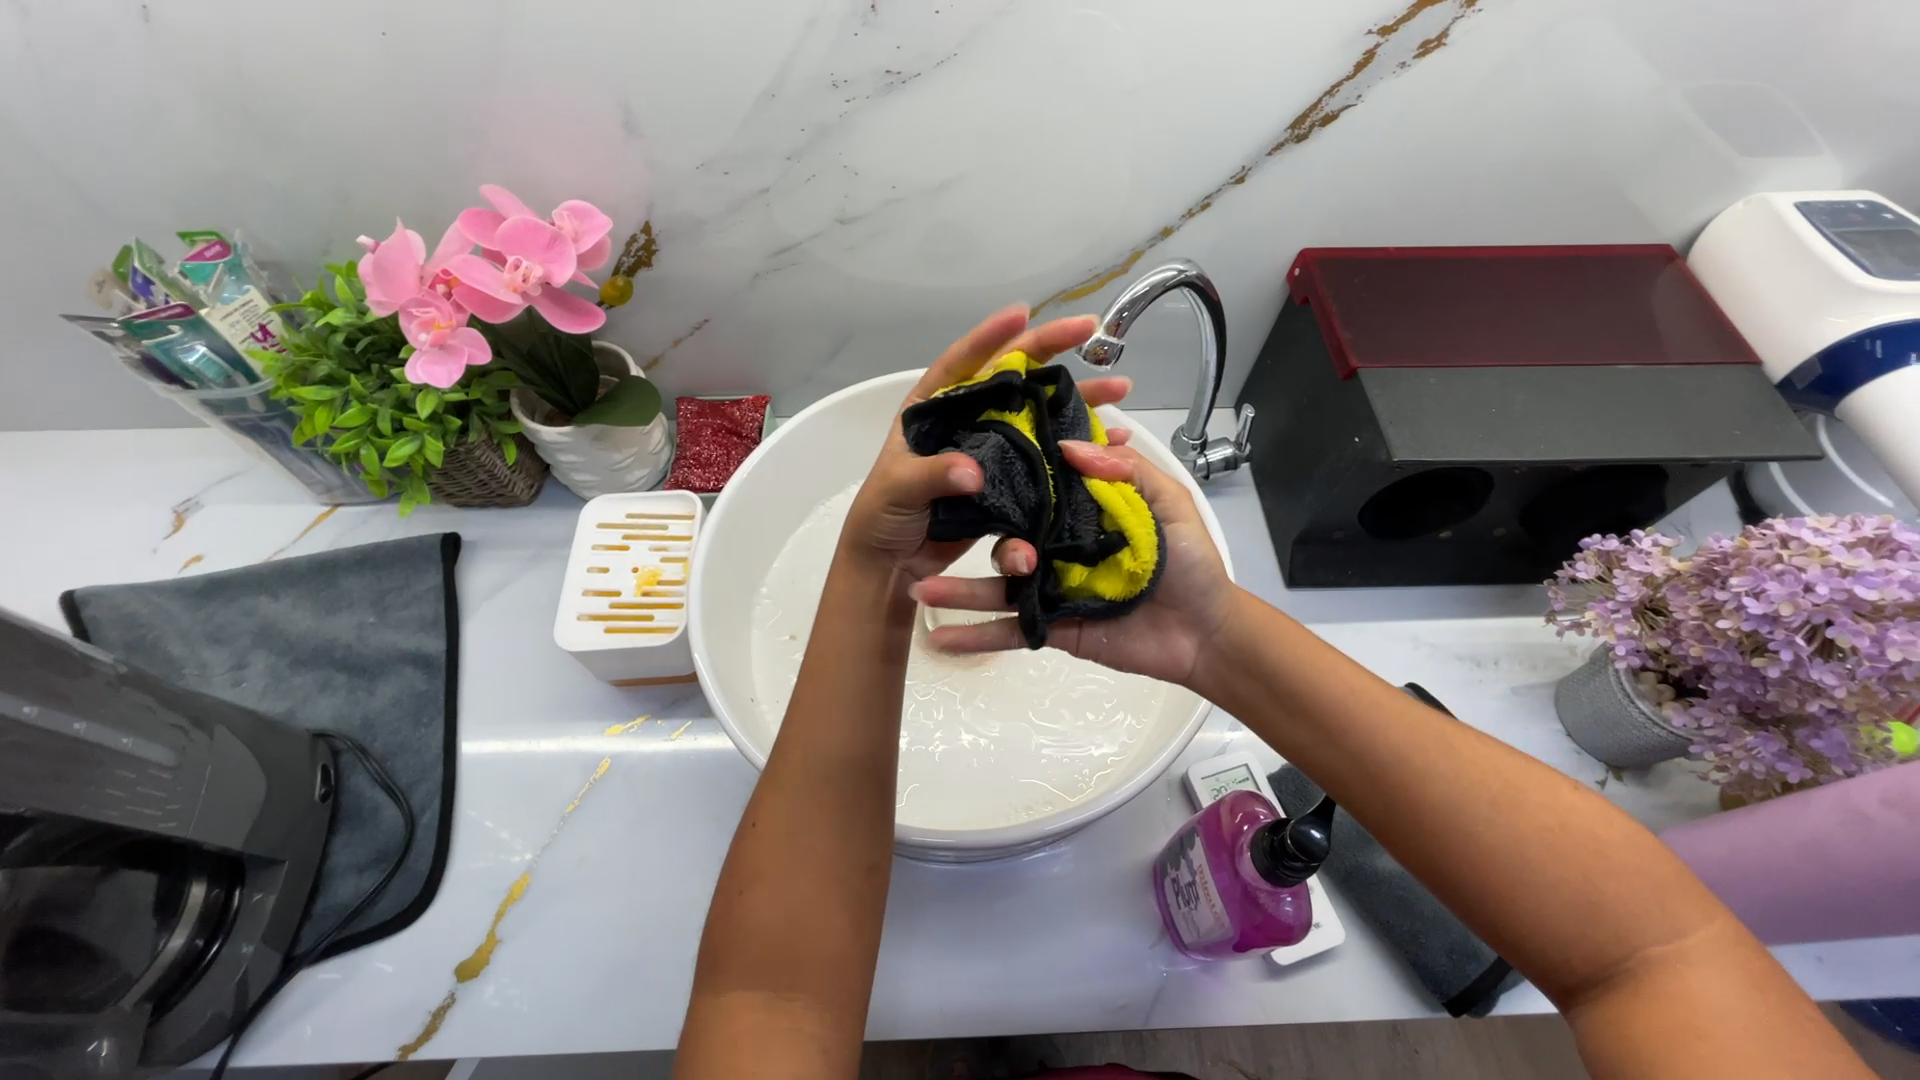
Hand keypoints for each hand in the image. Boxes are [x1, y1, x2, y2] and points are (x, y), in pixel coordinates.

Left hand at [840, 304, 1132, 582]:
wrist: (892, 566)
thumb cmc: (882, 516)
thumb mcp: (899, 488)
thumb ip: (932, 476)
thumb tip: (975, 473)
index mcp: (932, 411)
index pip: (962, 364)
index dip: (991, 337)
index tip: (1023, 313)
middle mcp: (966, 422)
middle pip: (1013, 380)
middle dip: (1052, 355)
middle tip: (1091, 329)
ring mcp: (990, 451)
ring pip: (1038, 418)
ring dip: (1079, 404)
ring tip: (1119, 389)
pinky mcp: (1007, 485)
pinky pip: (1046, 463)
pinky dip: (1077, 455)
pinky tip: (1111, 446)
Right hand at [911, 441, 1235, 686]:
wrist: (1205, 632)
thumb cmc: (1191, 563)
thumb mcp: (1168, 504)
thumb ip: (1126, 472)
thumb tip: (1070, 447)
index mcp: (1081, 511)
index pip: (1036, 490)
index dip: (1005, 475)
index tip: (966, 460)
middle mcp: (1057, 546)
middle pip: (1005, 538)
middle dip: (969, 538)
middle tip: (939, 536)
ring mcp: (1050, 588)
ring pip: (996, 585)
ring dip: (957, 590)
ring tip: (920, 592)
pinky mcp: (1051, 627)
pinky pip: (1009, 630)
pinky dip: (975, 636)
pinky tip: (940, 638)